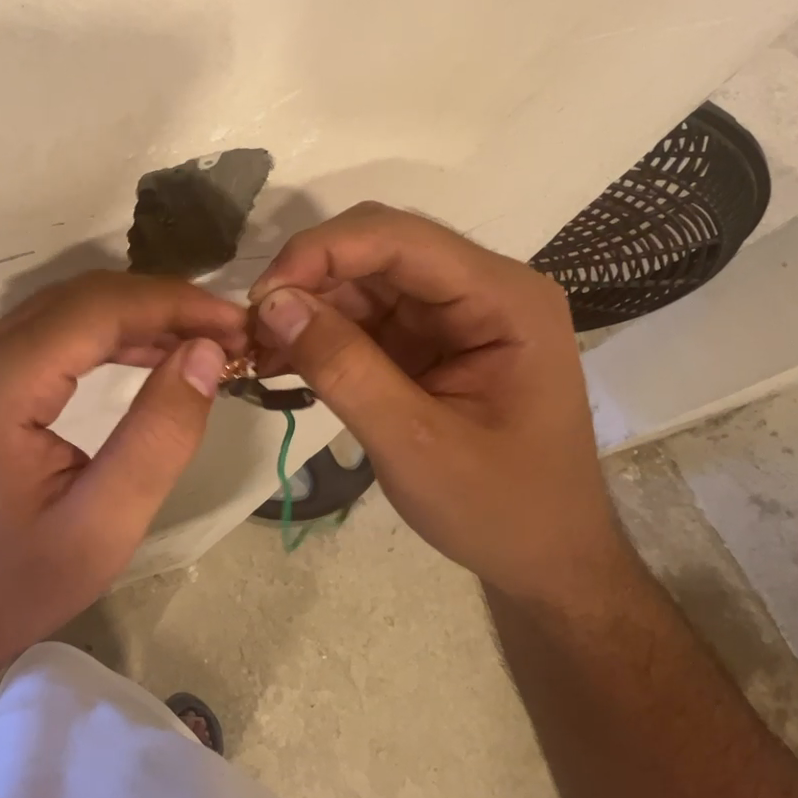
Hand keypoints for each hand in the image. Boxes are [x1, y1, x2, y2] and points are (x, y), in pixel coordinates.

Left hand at [0, 270, 246, 681]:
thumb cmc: (20, 580)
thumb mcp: (104, 524)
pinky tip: (155, 354)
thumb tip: (206, 352)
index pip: (98, 309)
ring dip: (141, 317)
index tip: (240, 324)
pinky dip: (109, 335)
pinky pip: (54, 332)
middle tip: (232, 336)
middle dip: (164, 306)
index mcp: (0, 384)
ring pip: (71, 307)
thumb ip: (159, 435)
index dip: (175, 304)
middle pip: (84, 298)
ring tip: (207, 344)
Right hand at [248, 203, 627, 602]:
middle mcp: (478, 289)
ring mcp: (450, 313)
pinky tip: (279, 361)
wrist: (545, 558)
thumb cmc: (500, 508)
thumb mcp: (415, 443)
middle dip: (307, 278)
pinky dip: (315, 331)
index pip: (399, 238)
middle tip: (252, 328)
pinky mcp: (425, 339)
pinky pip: (359, 314)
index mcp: (502, 299)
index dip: (321, 252)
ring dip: (303, 306)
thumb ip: (344, 368)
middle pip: (375, 248)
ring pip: (358, 278)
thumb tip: (271, 304)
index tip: (260, 298)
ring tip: (256, 351)